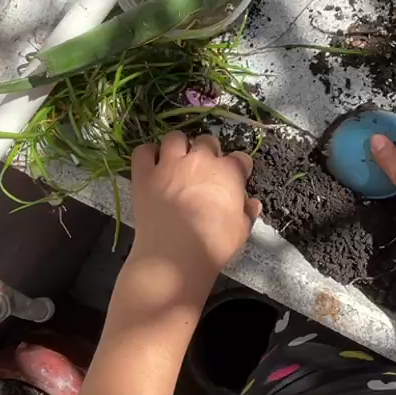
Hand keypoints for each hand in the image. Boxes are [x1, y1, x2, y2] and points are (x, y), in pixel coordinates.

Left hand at [125, 132, 261, 303]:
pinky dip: (148, 155)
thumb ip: (248, 212)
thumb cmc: (214, 245)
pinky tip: (153, 165)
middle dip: (208, 152)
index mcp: (229, 172)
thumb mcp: (242, 230)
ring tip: (178, 161)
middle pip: (207, 141)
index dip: (239, 168)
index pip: (240, 158)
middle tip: (205, 170)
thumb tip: (252, 203)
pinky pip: (143, 151)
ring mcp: (170, 164)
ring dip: (179, 146)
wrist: (175, 257)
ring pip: (175, 138)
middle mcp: (200, 160)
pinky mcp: (145, 174)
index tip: (236, 179)